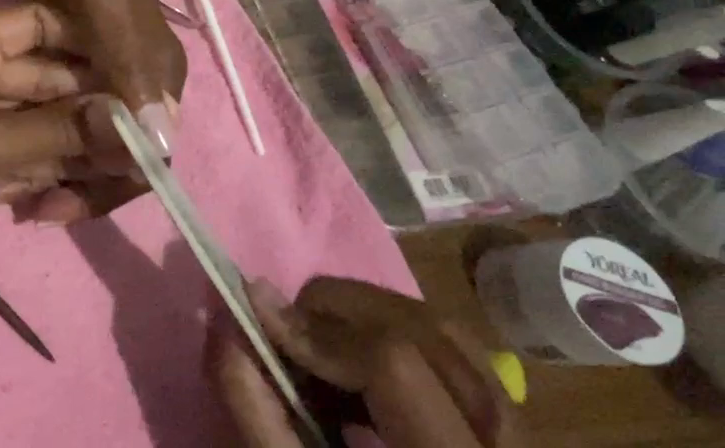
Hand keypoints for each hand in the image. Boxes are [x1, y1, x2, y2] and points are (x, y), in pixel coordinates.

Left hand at [0, 5, 130, 255]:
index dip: (93, 43)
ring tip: (120, 184)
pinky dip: (52, 173)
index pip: (43, 22)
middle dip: (96, 113)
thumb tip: (132, 126)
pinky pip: (31, 150)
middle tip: (146, 151)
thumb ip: (56, 133)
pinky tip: (71, 202)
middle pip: (55, 77)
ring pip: (48, 118)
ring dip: (79, 150)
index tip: (144, 78)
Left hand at [9, 0, 185, 224]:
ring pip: (84, 135)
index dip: (110, 177)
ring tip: (20, 193)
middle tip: (35, 208)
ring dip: (57, 163)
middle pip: (113, 147)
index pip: (145, 146)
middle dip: (79, 178)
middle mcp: (137, 77)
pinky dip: (43, 135)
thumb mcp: (98, 12)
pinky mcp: (76, 62)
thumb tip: (157, 150)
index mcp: (154, 72)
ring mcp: (107, 69)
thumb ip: (116, 79)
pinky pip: (63, 112)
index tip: (65, 201)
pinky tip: (13, 155)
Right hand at [209, 277, 524, 447]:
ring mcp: (522, 428)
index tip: (252, 314)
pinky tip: (359, 374)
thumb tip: (227, 319)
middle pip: (421, 327)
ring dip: (360, 321)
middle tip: (284, 340)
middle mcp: (507, 442)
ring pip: (439, 327)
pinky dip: (390, 336)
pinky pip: (452, 347)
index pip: (392, 362)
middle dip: (333, 314)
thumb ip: (255, 407)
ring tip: (319, 356)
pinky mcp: (512, 417)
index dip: (314, 328)